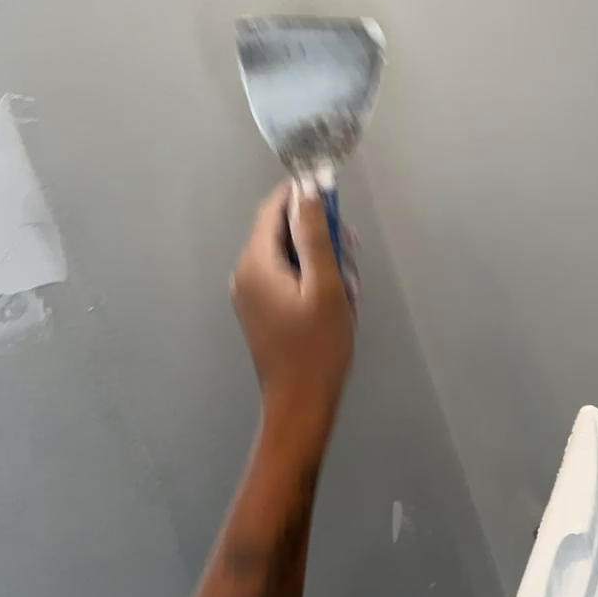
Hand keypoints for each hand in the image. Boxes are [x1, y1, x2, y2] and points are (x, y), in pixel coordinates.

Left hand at [230, 180, 357, 438]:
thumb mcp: (325, 284)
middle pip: (283, 231)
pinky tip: (337, 299)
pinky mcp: (261, 309)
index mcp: (256, 263)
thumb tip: (306, 190)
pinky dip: (313, 278)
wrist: (301, 406)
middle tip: (351, 254)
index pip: (275, 208)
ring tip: (348, 287)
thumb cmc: (317, 346)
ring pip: (290, 254)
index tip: (336, 204)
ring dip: (322, 259)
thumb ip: (314, 234)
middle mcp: (245, 273)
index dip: (304, 197)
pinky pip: (287, 276)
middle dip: (320, 234)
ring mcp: (251, 293)